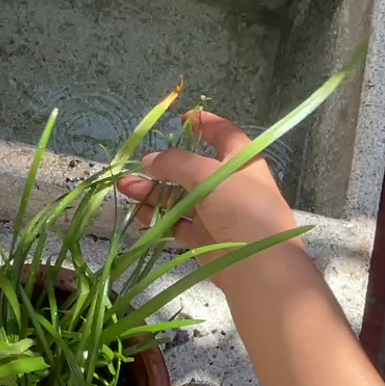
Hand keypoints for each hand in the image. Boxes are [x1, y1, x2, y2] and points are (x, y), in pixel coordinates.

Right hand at [115, 110, 299, 251]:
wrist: (258, 265)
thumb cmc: (242, 209)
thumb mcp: (208, 175)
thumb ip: (176, 163)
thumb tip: (149, 159)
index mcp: (240, 161)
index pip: (223, 134)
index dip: (204, 124)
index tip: (182, 119)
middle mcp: (228, 184)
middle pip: (190, 169)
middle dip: (162, 167)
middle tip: (136, 167)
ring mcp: (216, 213)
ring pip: (179, 197)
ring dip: (153, 192)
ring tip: (126, 189)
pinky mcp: (205, 238)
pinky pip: (177, 223)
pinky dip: (159, 218)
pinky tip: (140, 214)